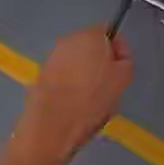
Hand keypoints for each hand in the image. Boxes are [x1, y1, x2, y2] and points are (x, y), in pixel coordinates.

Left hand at [11, 26, 133, 164]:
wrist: (48, 133)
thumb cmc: (91, 100)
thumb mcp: (125, 77)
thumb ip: (125, 58)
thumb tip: (117, 55)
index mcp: (89, 34)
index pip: (110, 31)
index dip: (119, 48)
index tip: (121, 68)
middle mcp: (66, 41)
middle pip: (91, 47)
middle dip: (100, 62)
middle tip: (109, 84)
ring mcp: (50, 61)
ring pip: (76, 64)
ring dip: (84, 76)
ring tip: (91, 100)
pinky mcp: (38, 80)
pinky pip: (62, 79)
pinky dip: (69, 88)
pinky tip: (75, 108)